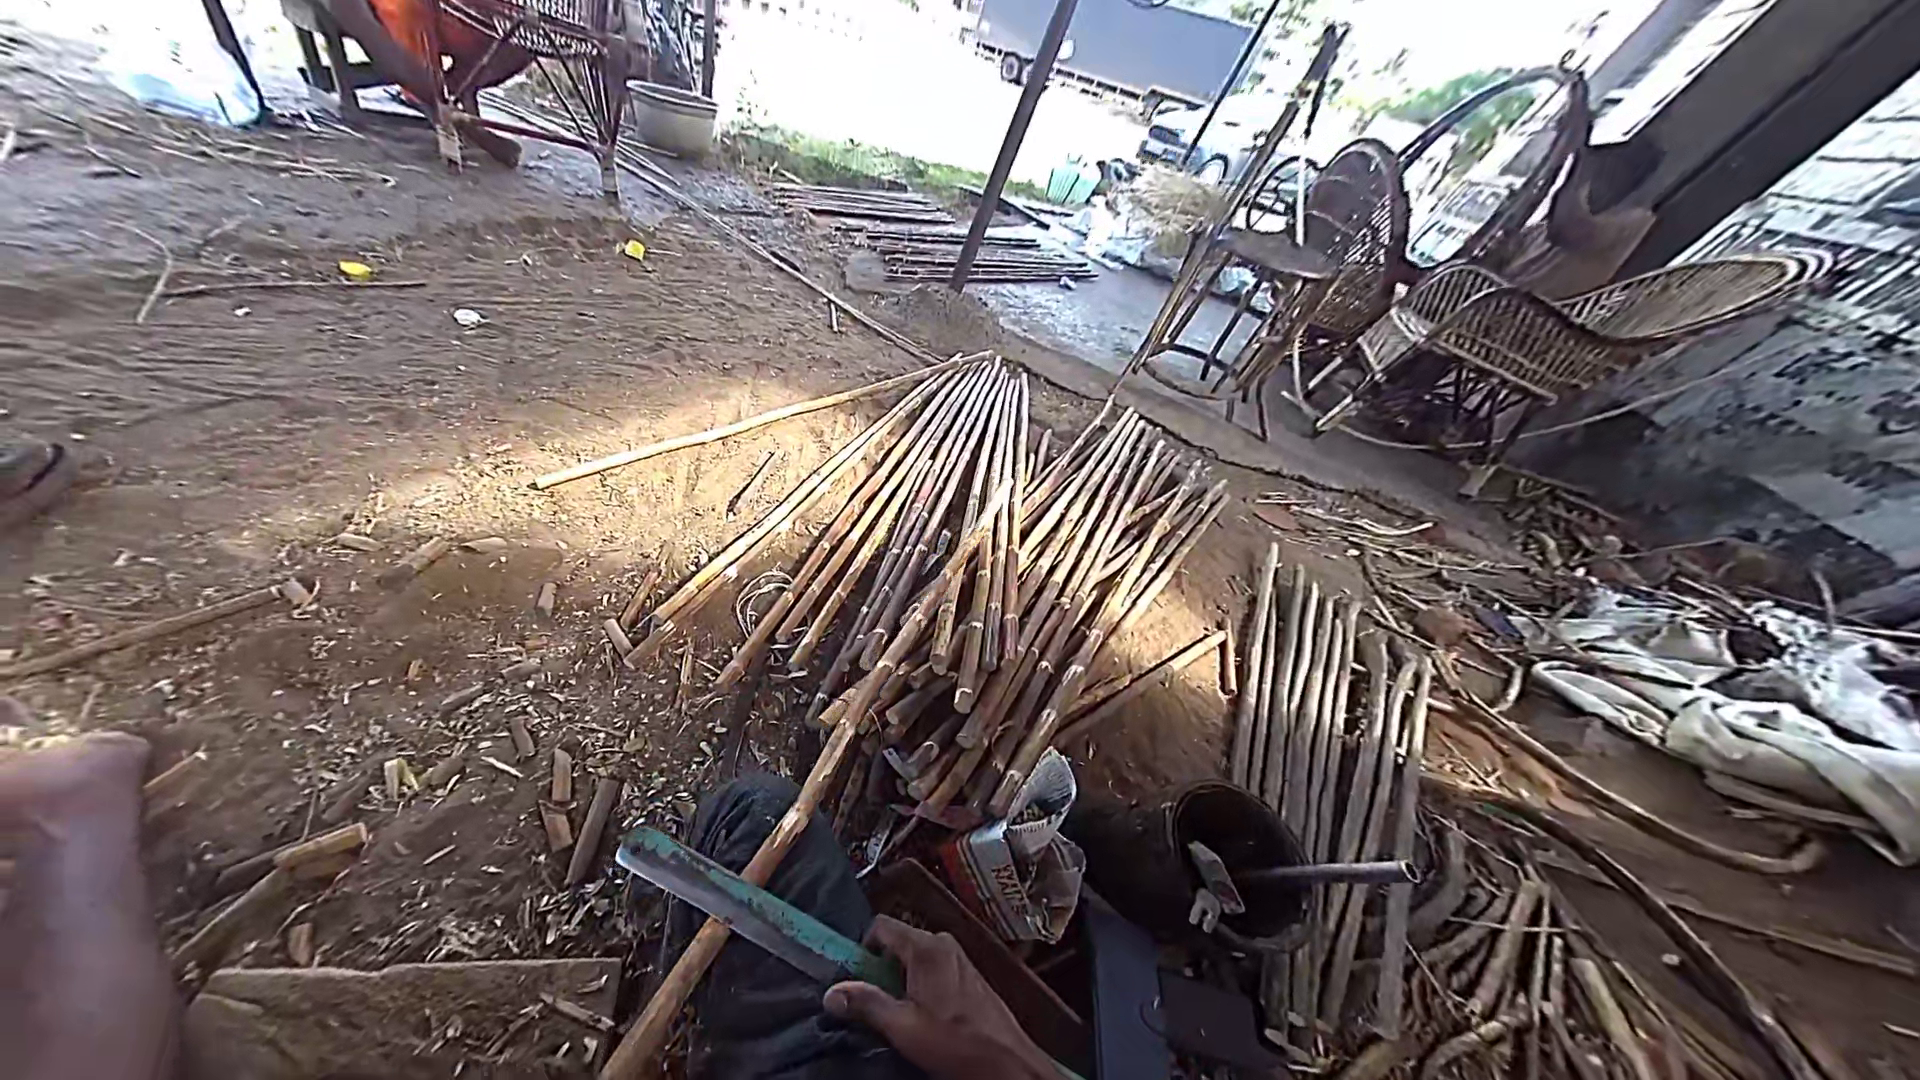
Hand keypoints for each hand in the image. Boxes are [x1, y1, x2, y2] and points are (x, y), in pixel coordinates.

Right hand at [824, 916, 1056, 1079]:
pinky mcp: (967, 969)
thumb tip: (832, 992)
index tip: (857, 978)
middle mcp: (941, 940)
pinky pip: (933, 963)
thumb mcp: (903, 1027)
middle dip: (882, 967)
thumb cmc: (953, 1040)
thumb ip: (867, 1004)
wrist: (1005, 1058)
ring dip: (901, 977)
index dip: (863, 948)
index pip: (881, 925)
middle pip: (898, 940)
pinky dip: (920, 980)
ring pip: (915, 953)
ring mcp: (956, 953)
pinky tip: (926, 1013)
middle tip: (877, 1002)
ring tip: (902, 1012)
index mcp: (924, 945)